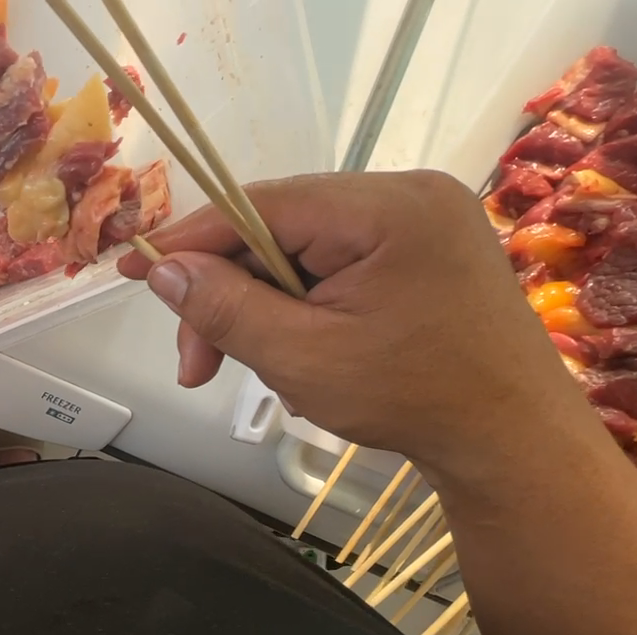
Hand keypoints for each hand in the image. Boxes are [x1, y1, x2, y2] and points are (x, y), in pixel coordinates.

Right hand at [117, 171, 590, 480]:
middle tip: (193, 366)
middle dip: (221, 298)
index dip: (186, 240)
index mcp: (385, 208)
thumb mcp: (297, 355)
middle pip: (270, 233)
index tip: (130, 268)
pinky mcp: (411, 255)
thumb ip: (224, 307)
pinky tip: (284, 356)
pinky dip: (287, 312)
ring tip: (234, 371)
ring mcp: (411, 225)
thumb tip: (162, 270)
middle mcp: (402, 197)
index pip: (257, 207)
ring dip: (250, 313)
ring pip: (290, 256)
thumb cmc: (408, 395)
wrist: (506, 434)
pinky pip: (322, 270)